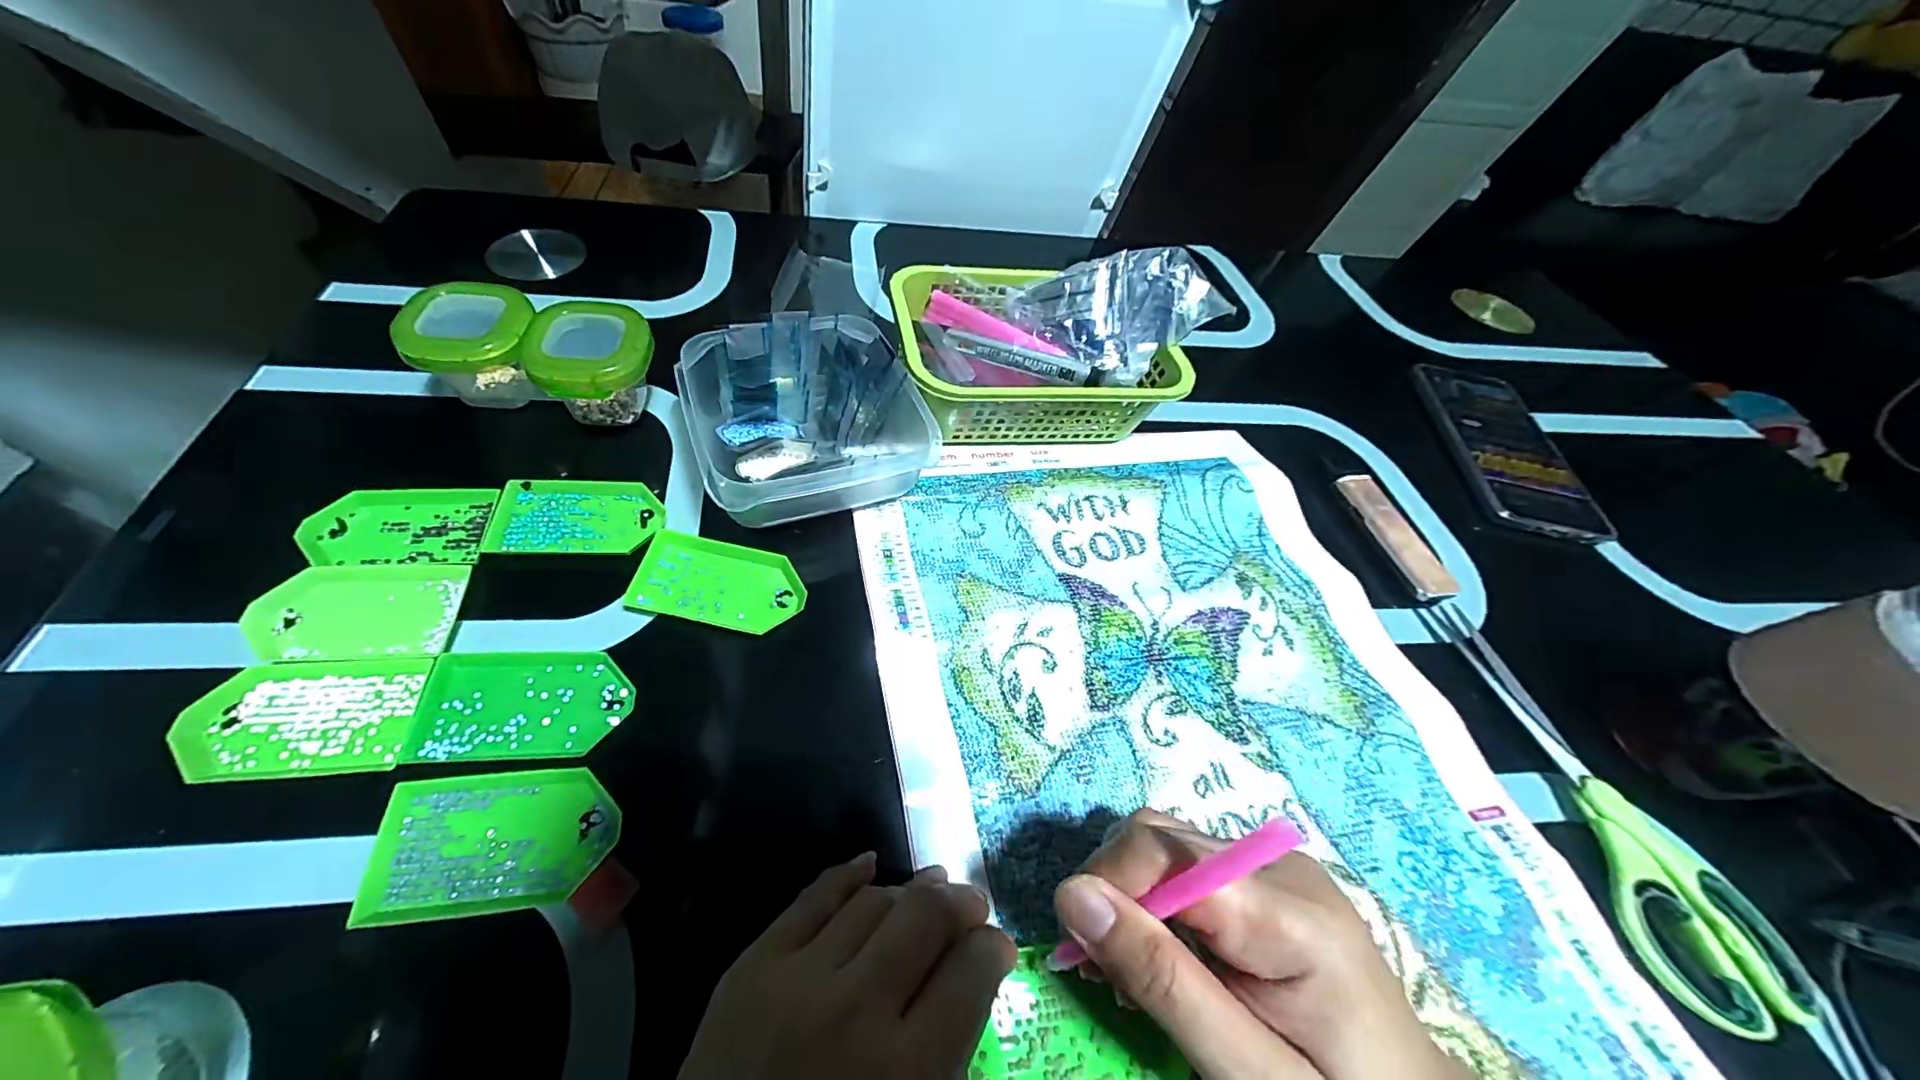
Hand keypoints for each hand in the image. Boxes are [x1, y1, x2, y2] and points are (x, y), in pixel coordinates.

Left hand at [679, 852, 1015, 1079]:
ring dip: (912, 891)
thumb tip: (975, 973)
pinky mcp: (753, 965)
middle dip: (962, 902)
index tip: (995, 946)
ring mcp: (799, 979)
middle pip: (927, 916)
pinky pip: (813, 896)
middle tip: (971, 906)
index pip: (971, 971)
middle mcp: (857, 1010)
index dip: (994, 947)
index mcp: (906, 1070)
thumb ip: (949, 1052)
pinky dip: (848, 875)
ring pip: (875, 900)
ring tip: (928, 892)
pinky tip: (870, 866)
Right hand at [1054, 810, 1466, 1079]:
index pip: (1164, 854)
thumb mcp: (1247, 1072)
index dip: (1106, 890)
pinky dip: (1156, 900)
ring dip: (1129, 897)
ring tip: (1133, 972)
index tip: (1079, 957)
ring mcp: (1274, 863)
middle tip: (1106, 975)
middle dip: (1113, 895)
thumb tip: (1071, 893)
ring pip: (1164, 844)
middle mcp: (1278, 863)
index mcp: (1289, 912)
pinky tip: (1165, 954)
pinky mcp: (1266, 874)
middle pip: (1158, 838)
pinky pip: (1187, 864)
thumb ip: (1160, 978)